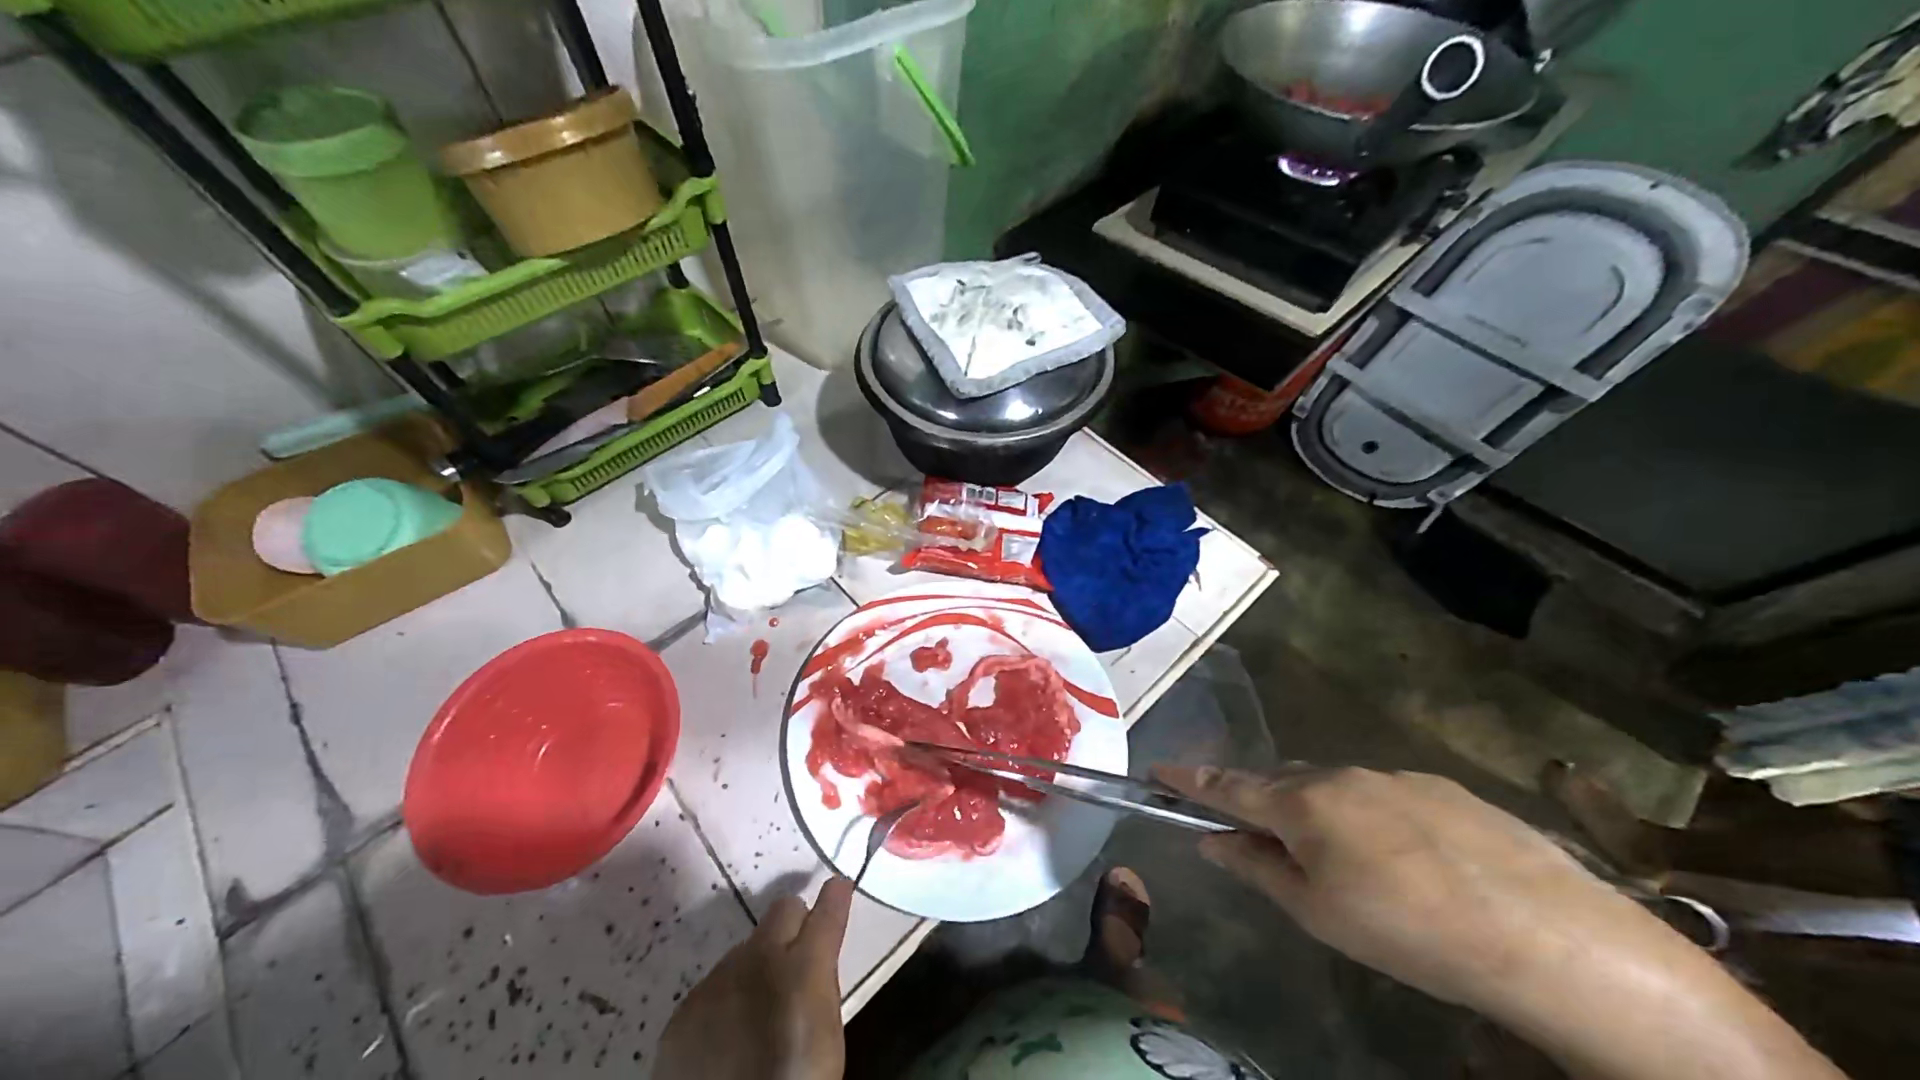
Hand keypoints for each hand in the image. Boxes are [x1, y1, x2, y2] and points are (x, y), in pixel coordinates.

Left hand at [654, 877, 853, 1079]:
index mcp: (803, 966)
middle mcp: (758, 958)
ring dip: (757, 967)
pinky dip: (726, 1000)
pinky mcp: (684, 1010)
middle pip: (783, 911)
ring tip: (759, 1012)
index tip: (840, 886)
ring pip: (745, 950)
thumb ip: (819, 985)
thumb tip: (814, 960)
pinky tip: (728, 1037)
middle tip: (798, 957)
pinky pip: (713, 987)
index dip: (836, 897)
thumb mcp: (827, 1036)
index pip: (826, 912)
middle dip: (795, 924)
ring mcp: (716, 981)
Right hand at [1157, 766, 1845, 1079]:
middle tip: (1254, 833)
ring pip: (1331, 783)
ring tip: (1337, 856)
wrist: (1547, 936)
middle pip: (1280, 778)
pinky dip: (1366, 814)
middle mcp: (1340, 773)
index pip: (1228, 784)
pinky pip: (1380, 791)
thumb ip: (1258, 868)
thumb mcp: (1318, 913)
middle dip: (1258, 798)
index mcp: (1303, 802)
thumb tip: (1212, 840)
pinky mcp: (1441, 786)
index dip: (1188, 778)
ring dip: (1315, 807)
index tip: (1157, 769)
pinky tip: (1401, 858)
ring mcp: (1394, 775)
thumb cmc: (1408, 932)